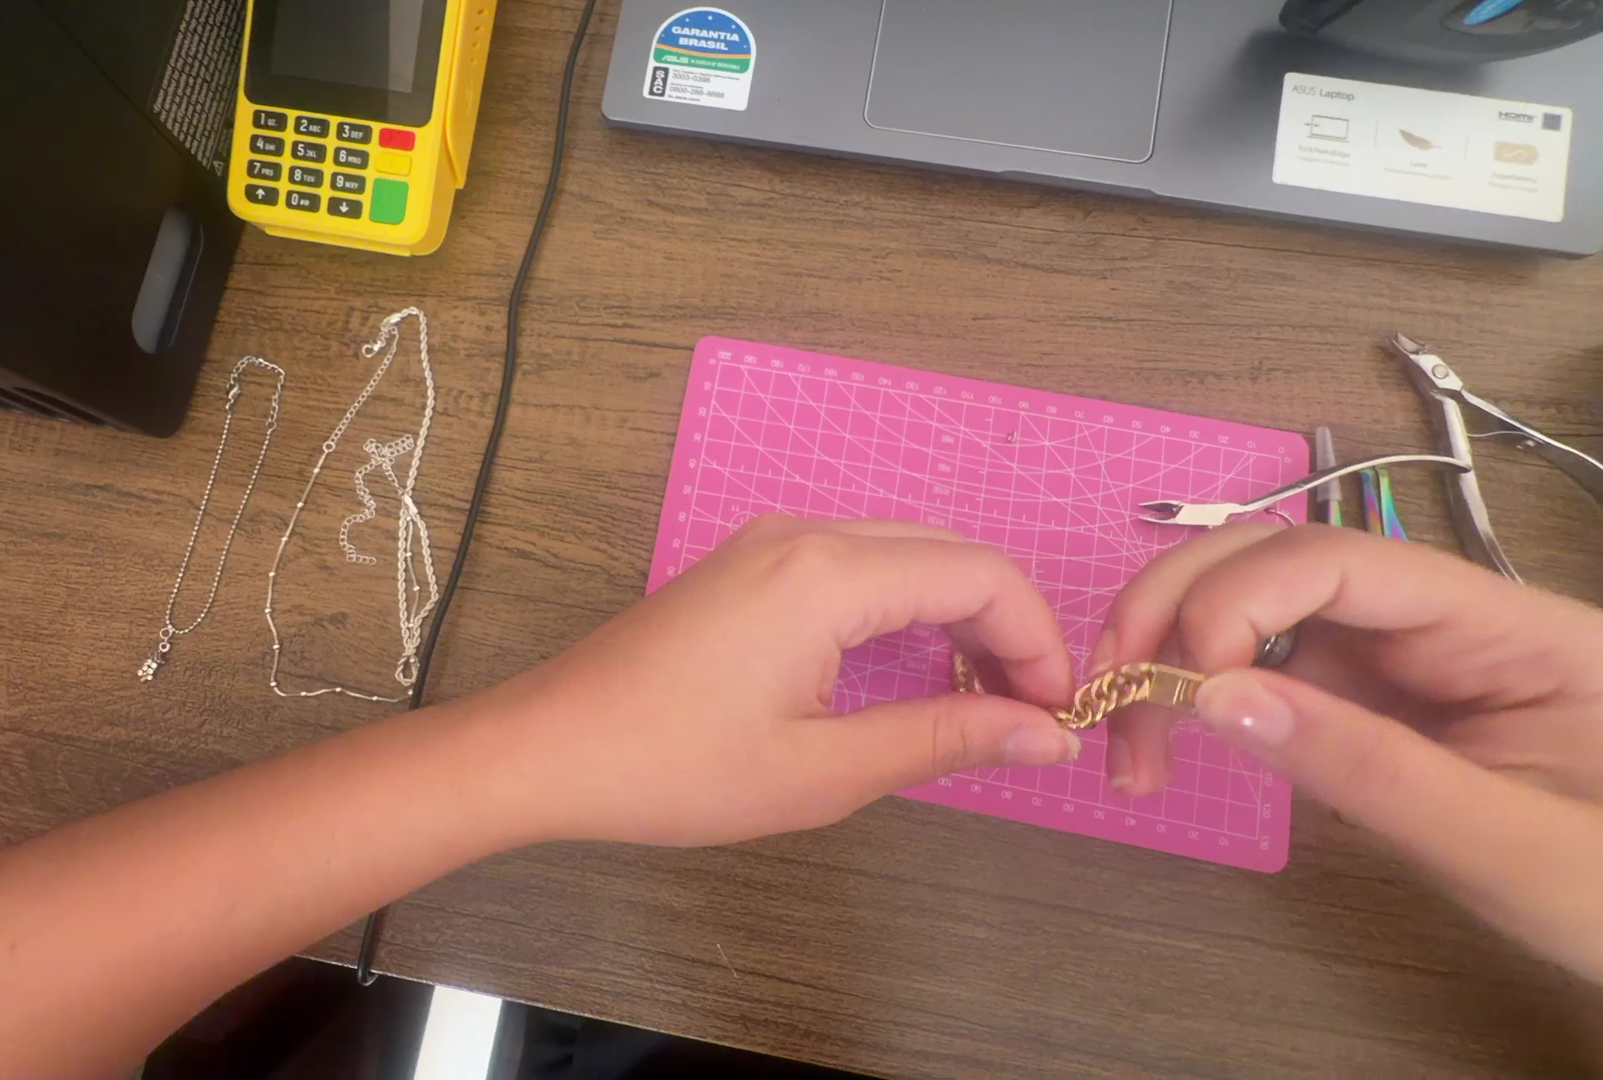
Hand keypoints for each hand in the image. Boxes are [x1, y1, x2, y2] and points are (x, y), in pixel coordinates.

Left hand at [479, 515, 1079, 848]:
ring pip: (897, 554)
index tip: (1050, 714)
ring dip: (948, 614)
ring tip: (969, 696)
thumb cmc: (678, 767)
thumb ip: (941, 738)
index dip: (1037, 639)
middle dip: (1000, 624)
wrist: (554, 743)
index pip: (980, 574)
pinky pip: (848, 564)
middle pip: (944, 554)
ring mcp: (766, 541)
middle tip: (1018, 712)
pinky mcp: (744, 562)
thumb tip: (1043, 732)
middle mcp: (802, 532)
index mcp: (827, 572)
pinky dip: (894, 607)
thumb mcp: (821, 769)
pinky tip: (900, 665)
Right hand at [1095, 524, 1602, 981]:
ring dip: (1152, 654)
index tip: (1189, 685)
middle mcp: (1418, 613)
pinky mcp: (1329, 684)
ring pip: (1224, 601)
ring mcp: (1368, 647)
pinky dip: (1170, 692)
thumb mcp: (1516, 854)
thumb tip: (1211, 696)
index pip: (1335, 559)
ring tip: (1124, 741)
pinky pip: (1228, 660)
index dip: (1237, 598)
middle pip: (1257, 558)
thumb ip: (1369, 770)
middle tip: (1110, 690)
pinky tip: (1150, 742)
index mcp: (1501, 626)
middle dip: (1165, 611)